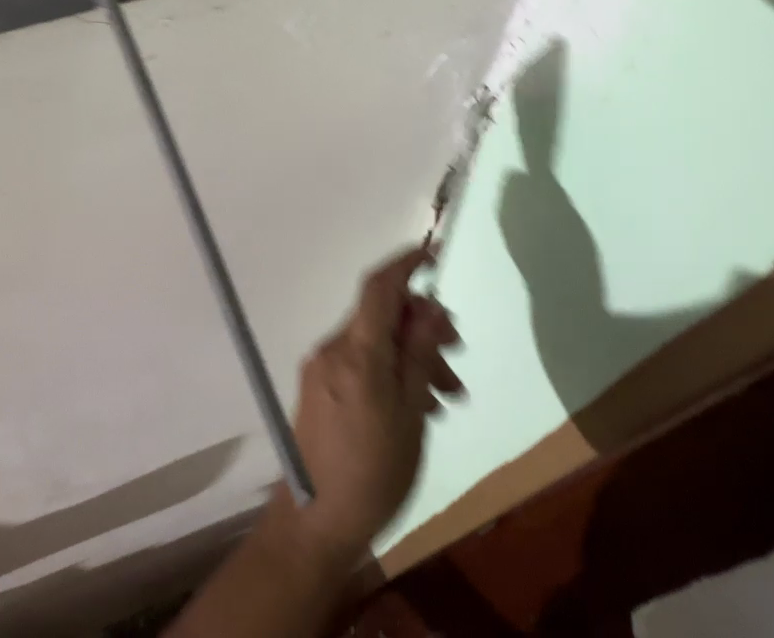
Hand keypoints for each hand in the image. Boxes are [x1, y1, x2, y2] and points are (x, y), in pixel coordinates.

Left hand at [287, 245, 462, 561]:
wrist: (316, 520)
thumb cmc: (374, 471)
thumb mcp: (411, 413)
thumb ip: (419, 355)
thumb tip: (430, 307)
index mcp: (356, 353)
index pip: (378, 288)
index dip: (405, 264)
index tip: (433, 253)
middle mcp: (332, 350)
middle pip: (380, 316)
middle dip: (422, 326)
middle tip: (456, 355)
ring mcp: (322, 370)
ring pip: (375, 343)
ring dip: (412, 356)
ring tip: (447, 394)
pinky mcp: (319, 389)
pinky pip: (360, 364)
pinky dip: (391, 372)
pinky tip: (418, 405)